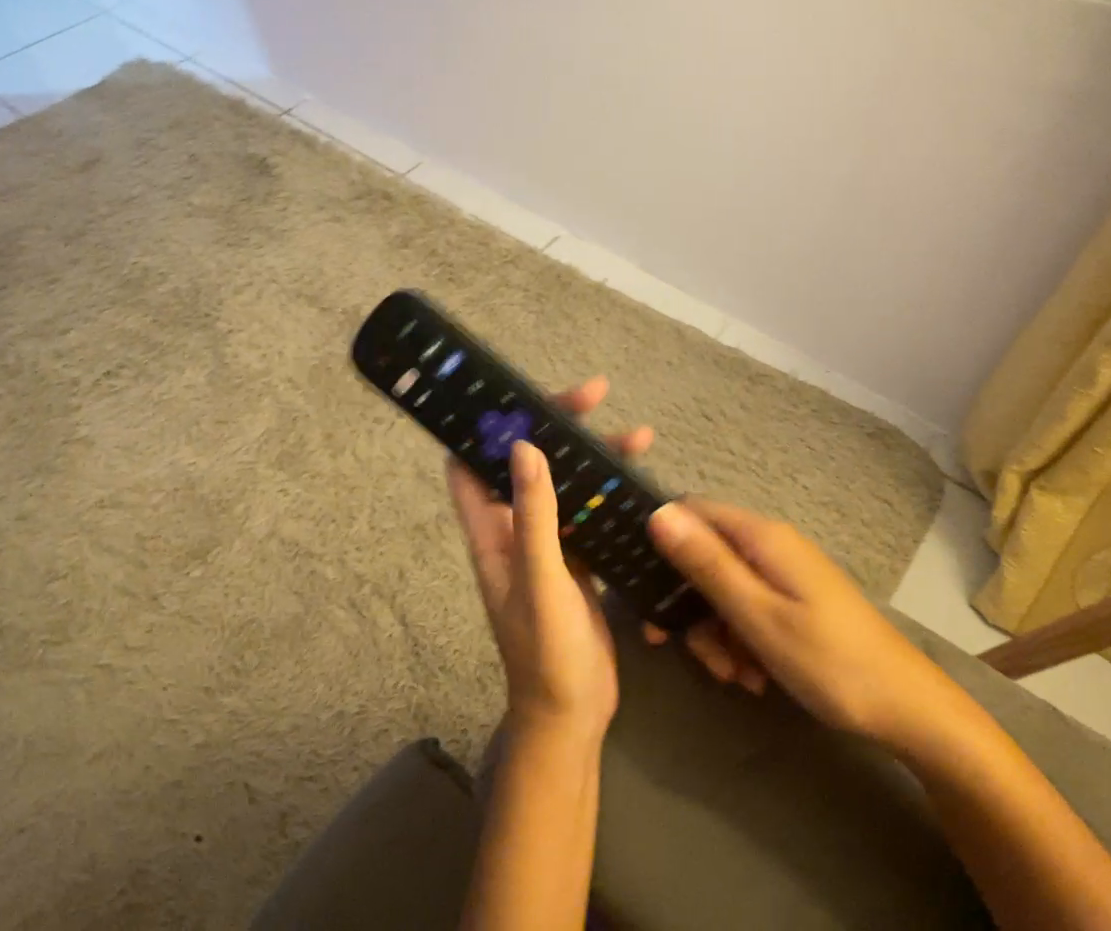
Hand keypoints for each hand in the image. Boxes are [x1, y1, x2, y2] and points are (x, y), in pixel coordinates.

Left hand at [447, 378, 650, 742]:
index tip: (525, 395)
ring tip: (639, 437)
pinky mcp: (577, 564)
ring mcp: (546, 548)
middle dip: (557, 427)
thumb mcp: (541, 581)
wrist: (570, 715)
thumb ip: (534, 517)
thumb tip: (524, 447)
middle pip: (527, 464)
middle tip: (597, 394)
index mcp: (490, 534)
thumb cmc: (547, 653)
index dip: (488, 425)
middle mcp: (513, 533)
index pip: (471, 463)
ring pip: (564, 487)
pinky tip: (637, 485)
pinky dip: (608, 496)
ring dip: (592, 459)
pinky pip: (588, 517)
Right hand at [646, 498, 974, 752]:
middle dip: (688, 605)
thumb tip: (658, 512)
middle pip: (704, 558)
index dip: (660, 542)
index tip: (639, 587)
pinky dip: (741, 642)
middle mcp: (772, 548)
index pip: (692, 512)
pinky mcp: (795, 604)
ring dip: (715, 633)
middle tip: (681, 647)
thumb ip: (707, 564)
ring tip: (733, 674)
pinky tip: (753, 677)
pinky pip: (749, 612)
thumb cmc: (828, 660)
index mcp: (762, 539)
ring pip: (723, 592)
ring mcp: (786, 577)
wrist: (904, 708)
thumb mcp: (757, 615)